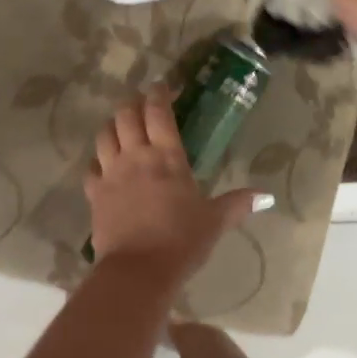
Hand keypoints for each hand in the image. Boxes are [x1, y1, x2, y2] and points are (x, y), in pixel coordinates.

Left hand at [86, 89, 261, 285]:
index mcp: (167, 156)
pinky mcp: (95, 194)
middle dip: (133, 103)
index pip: (158, 111)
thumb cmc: (181, 241)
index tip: (163, 86)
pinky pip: (91, 168)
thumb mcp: (214, 221)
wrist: (138, 271)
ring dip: (112, 125)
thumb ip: (237, 204)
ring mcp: (111, 173)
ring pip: (104, 135)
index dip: (159, 93)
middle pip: (125, 114)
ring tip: (121, 126)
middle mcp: (136, 155)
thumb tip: (266, 197)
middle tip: (142, 103)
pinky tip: (103, 165)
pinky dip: (97, 161)